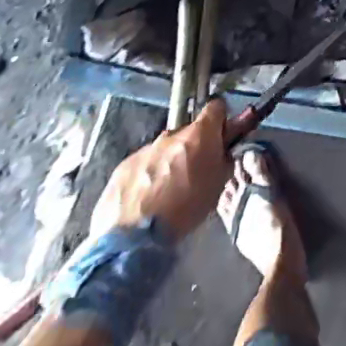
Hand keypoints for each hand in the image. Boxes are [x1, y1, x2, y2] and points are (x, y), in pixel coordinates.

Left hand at [90, 98, 232, 240]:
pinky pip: (142, 165)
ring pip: (163, 149)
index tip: (222, 134)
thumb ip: (223, 158)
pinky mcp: (122, 168)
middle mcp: (170, 135)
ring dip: (169, 161)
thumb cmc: (186, 208)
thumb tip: (223, 148)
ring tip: (166, 191)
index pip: (215, 107)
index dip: (221, 119)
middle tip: (194, 171)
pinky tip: (145, 199)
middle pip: (188, 132)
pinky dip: (147, 175)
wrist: (134, 238)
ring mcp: (143, 150)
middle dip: (193, 146)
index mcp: (199, 134)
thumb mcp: (220, 182)